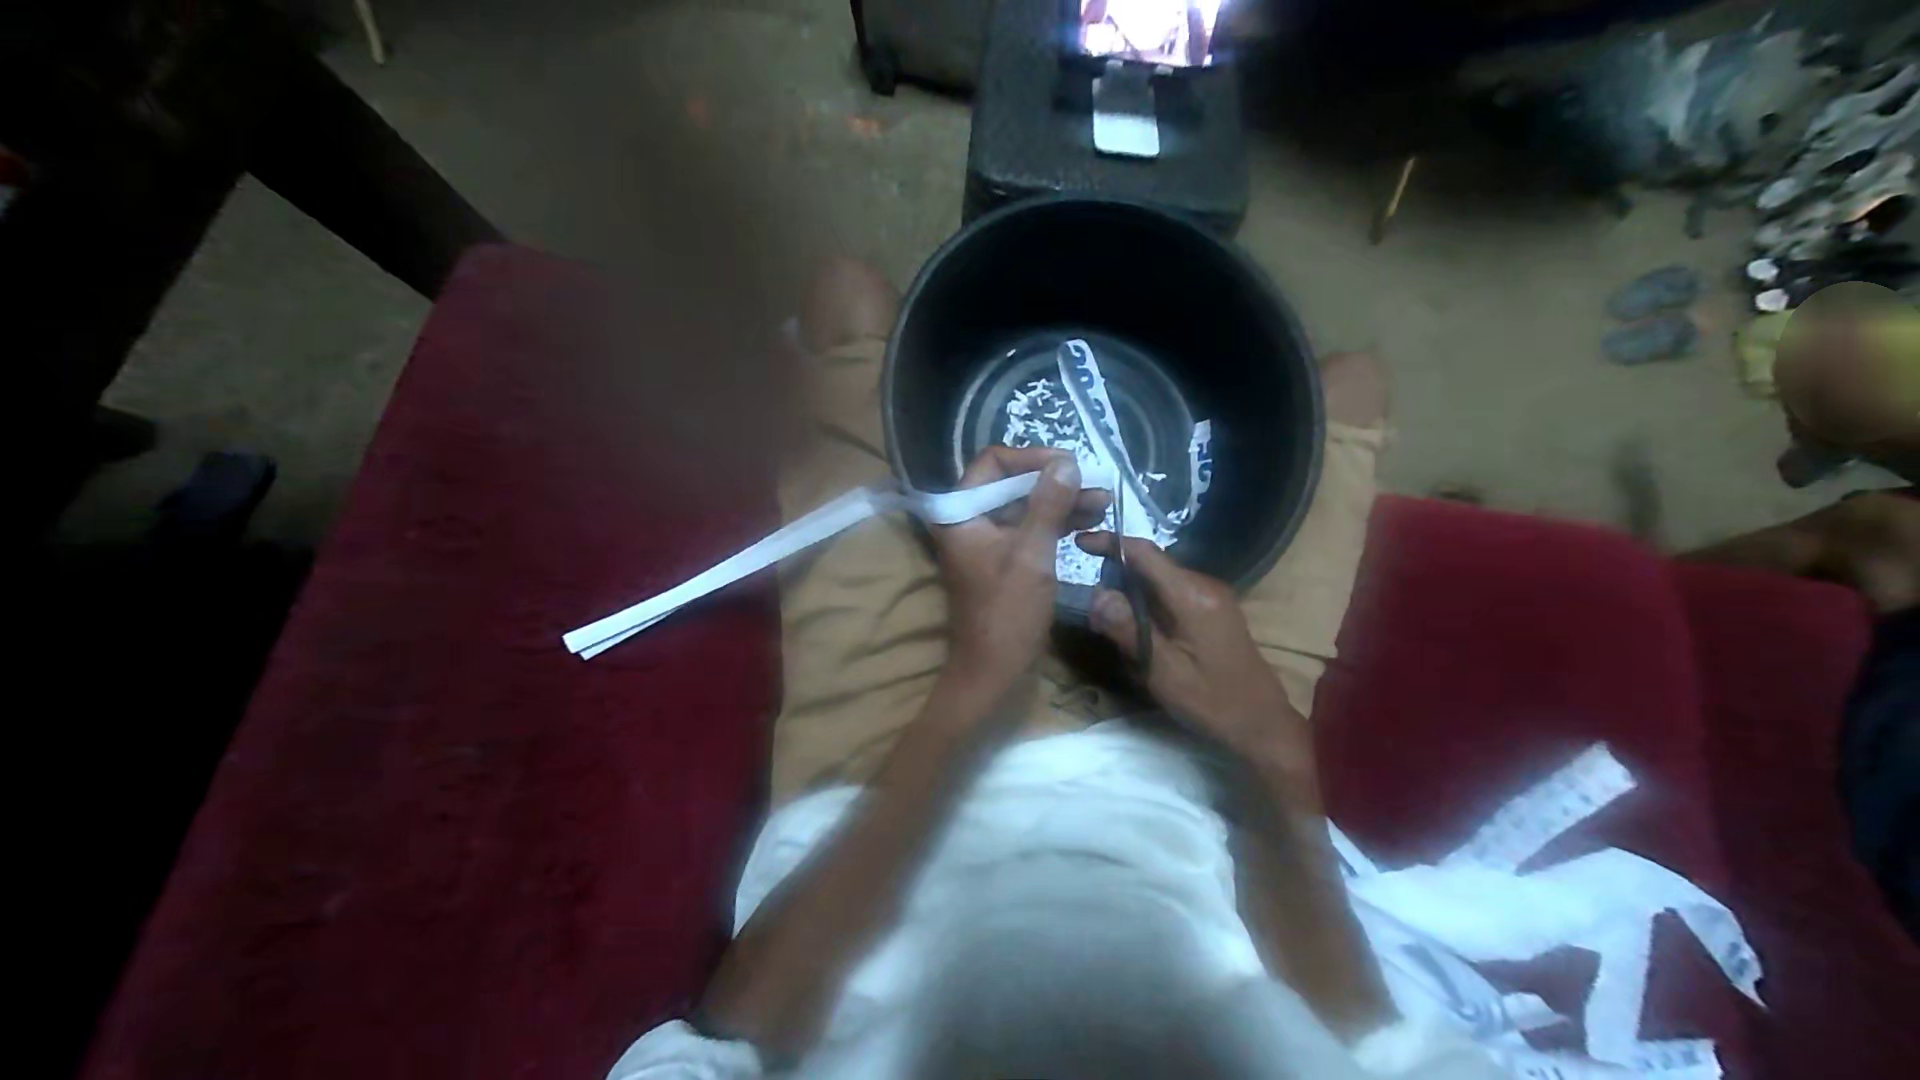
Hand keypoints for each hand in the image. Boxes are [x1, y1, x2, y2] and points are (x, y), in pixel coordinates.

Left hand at [933, 447, 1108, 693]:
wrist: (993, 669)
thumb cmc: (1007, 612)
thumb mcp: (1032, 554)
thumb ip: (1048, 504)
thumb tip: (1067, 463)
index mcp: (960, 512)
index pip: (994, 463)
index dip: (1032, 458)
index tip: (1071, 464)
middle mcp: (968, 519)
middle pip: (1012, 483)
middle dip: (1054, 481)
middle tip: (1095, 485)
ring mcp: (986, 539)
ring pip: (1025, 505)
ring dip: (1061, 501)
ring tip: (1102, 501)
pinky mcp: (1003, 557)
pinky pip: (1029, 528)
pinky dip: (1056, 522)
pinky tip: (1088, 519)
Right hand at [1075, 532, 1307, 762]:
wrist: (1262, 725)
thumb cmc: (1212, 701)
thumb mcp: (1162, 671)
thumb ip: (1128, 629)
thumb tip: (1096, 593)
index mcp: (1192, 595)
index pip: (1145, 553)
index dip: (1111, 543)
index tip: (1079, 542)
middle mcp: (1204, 586)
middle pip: (1152, 564)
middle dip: (1117, 570)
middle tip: (1087, 592)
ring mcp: (1212, 597)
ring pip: (1160, 579)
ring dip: (1132, 588)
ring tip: (1105, 612)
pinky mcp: (1213, 611)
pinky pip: (1172, 593)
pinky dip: (1148, 601)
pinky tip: (1136, 625)